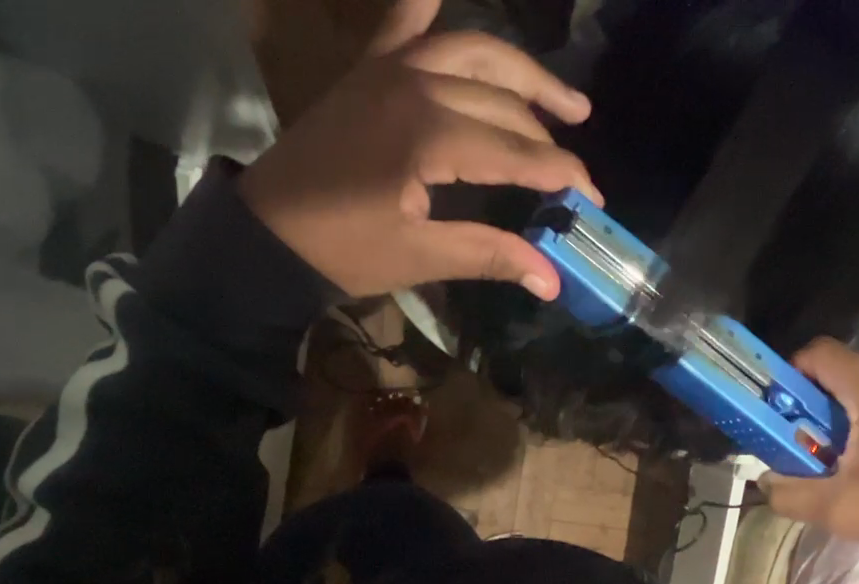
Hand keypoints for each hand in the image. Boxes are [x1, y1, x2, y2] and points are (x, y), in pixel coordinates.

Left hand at [239, 0, 600, 300]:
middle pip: (504, 103)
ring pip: (475, 52)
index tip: (593, 200)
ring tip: (566, 102)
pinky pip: (406, 21)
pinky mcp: (369, 69)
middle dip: (549, 137)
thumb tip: (553, 280)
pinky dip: (430, 5)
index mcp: (429, 136)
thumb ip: (490, 256)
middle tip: (578, 170)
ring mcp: (389, 68)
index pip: (517, 151)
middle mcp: (416, 85)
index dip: (561, 175)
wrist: (265, 232)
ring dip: (523, 75)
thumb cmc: (341, 251)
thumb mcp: (419, 258)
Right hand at [762, 339, 858, 560]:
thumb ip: (789, 493)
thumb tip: (765, 481)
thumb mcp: (837, 511)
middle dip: (813, 406)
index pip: (821, 353)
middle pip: (843, 375)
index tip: (778, 408)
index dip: (790, 371)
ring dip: (842, 420)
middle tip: (803, 448)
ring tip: (838, 464)